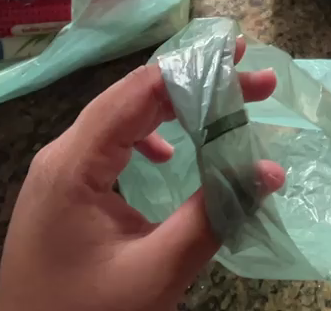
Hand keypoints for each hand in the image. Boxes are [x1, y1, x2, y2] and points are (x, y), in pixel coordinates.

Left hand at [0, 47, 284, 310]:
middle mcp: (62, 154)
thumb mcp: (155, 272)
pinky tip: (169, 153)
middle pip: (135, 95)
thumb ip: (214, 214)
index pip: (141, 91)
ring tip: (226, 101)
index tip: (245, 59)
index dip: (196, 70)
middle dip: (196, 83)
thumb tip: (272, 171)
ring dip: (176, 106)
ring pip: (124, 115)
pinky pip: (111, 142)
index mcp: (74, 164)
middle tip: (254, 80)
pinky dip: (149, 133)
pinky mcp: (64, 192)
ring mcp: (59, 172)